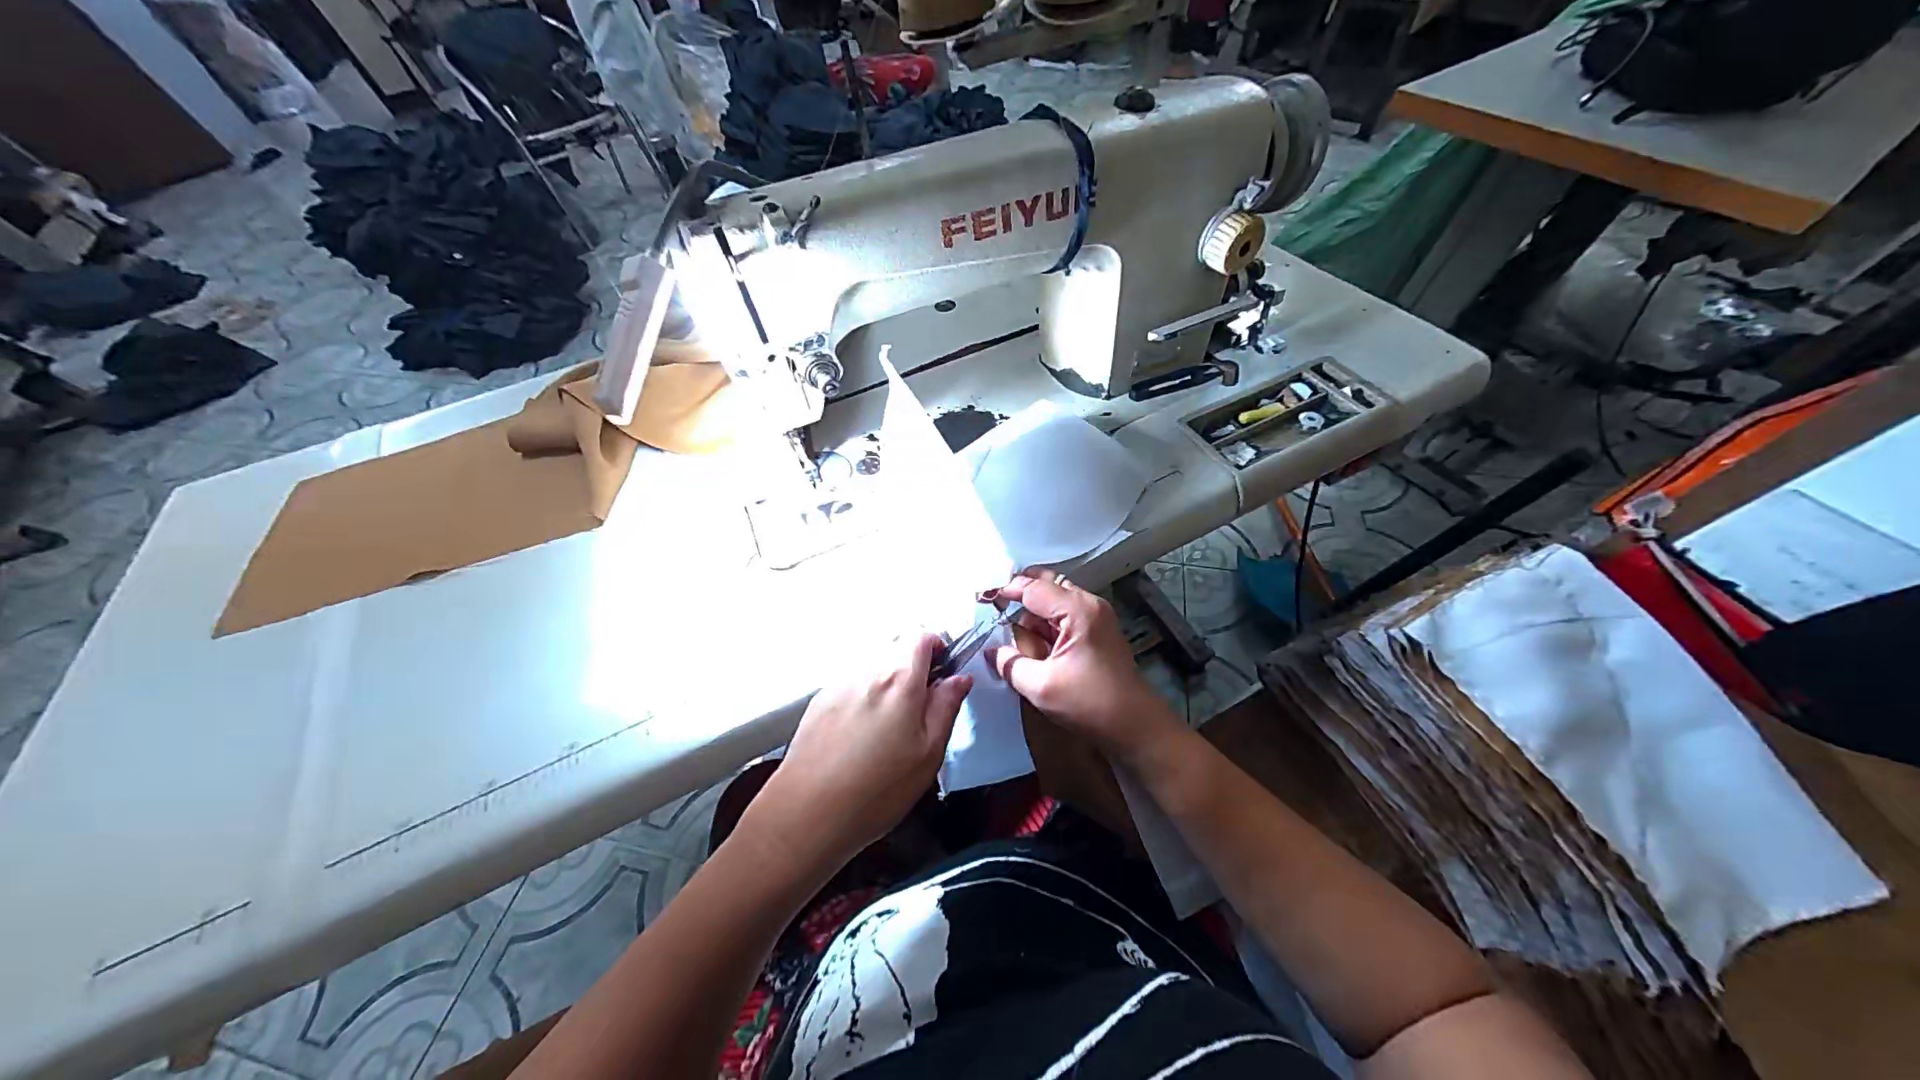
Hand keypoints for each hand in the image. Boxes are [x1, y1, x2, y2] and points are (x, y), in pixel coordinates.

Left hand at [744, 634, 970, 871]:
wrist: (808, 813)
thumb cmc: (871, 791)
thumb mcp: (929, 752)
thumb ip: (947, 707)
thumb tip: (958, 681)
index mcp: (898, 680)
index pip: (922, 637)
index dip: (938, 648)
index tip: (944, 670)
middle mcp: (866, 673)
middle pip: (896, 649)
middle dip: (913, 669)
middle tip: (923, 707)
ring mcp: (838, 685)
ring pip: (873, 668)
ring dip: (888, 685)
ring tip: (892, 728)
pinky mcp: (820, 702)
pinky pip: (851, 687)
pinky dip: (864, 699)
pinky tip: (865, 736)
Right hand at [988, 571, 1183, 761]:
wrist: (1134, 726)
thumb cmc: (1090, 703)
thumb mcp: (1040, 686)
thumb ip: (1010, 663)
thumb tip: (992, 651)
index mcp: (1078, 610)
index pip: (1033, 587)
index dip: (1004, 591)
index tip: (980, 598)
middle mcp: (1089, 605)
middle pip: (1046, 586)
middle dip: (1019, 596)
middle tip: (992, 609)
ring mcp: (1095, 618)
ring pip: (1053, 603)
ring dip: (1032, 616)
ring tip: (1010, 636)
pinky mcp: (1095, 633)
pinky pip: (1063, 619)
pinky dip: (1044, 627)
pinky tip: (1029, 645)